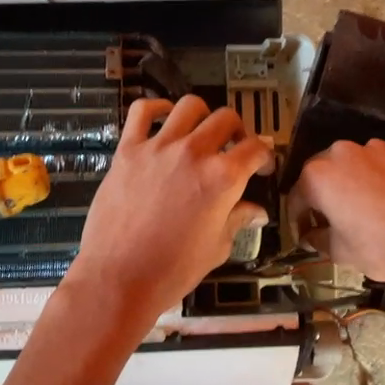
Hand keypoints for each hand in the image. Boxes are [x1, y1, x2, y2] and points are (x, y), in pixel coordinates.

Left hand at [61, 96, 273, 334]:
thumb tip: (255, 212)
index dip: (265, 155)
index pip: (256, 148)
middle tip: (233, 149)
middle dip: (237, 131)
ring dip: (202, 116)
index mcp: (222, 178)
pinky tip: (163, 119)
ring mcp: (158, 147)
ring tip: (199, 133)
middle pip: (226, 119)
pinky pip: (141, 112)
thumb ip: (237, 220)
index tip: (262, 165)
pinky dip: (155, 108)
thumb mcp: (216, 248)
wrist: (119, 278)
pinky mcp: (128, 150)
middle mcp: (194, 154)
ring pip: (189, 107)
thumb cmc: (172, 270)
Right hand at [289, 139, 384, 302]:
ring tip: (367, 210)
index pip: (296, 196)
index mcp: (318, 176)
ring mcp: (377, 147)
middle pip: (324, 172)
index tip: (304, 232)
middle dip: (324, 195)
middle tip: (332, 220)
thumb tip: (311, 236)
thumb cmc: (382, 249)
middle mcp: (343, 152)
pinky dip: (381, 178)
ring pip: (354, 165)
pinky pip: (382, 164)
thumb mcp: (340, 252)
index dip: (297, 217)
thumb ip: (318, 239)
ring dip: (353, 183)